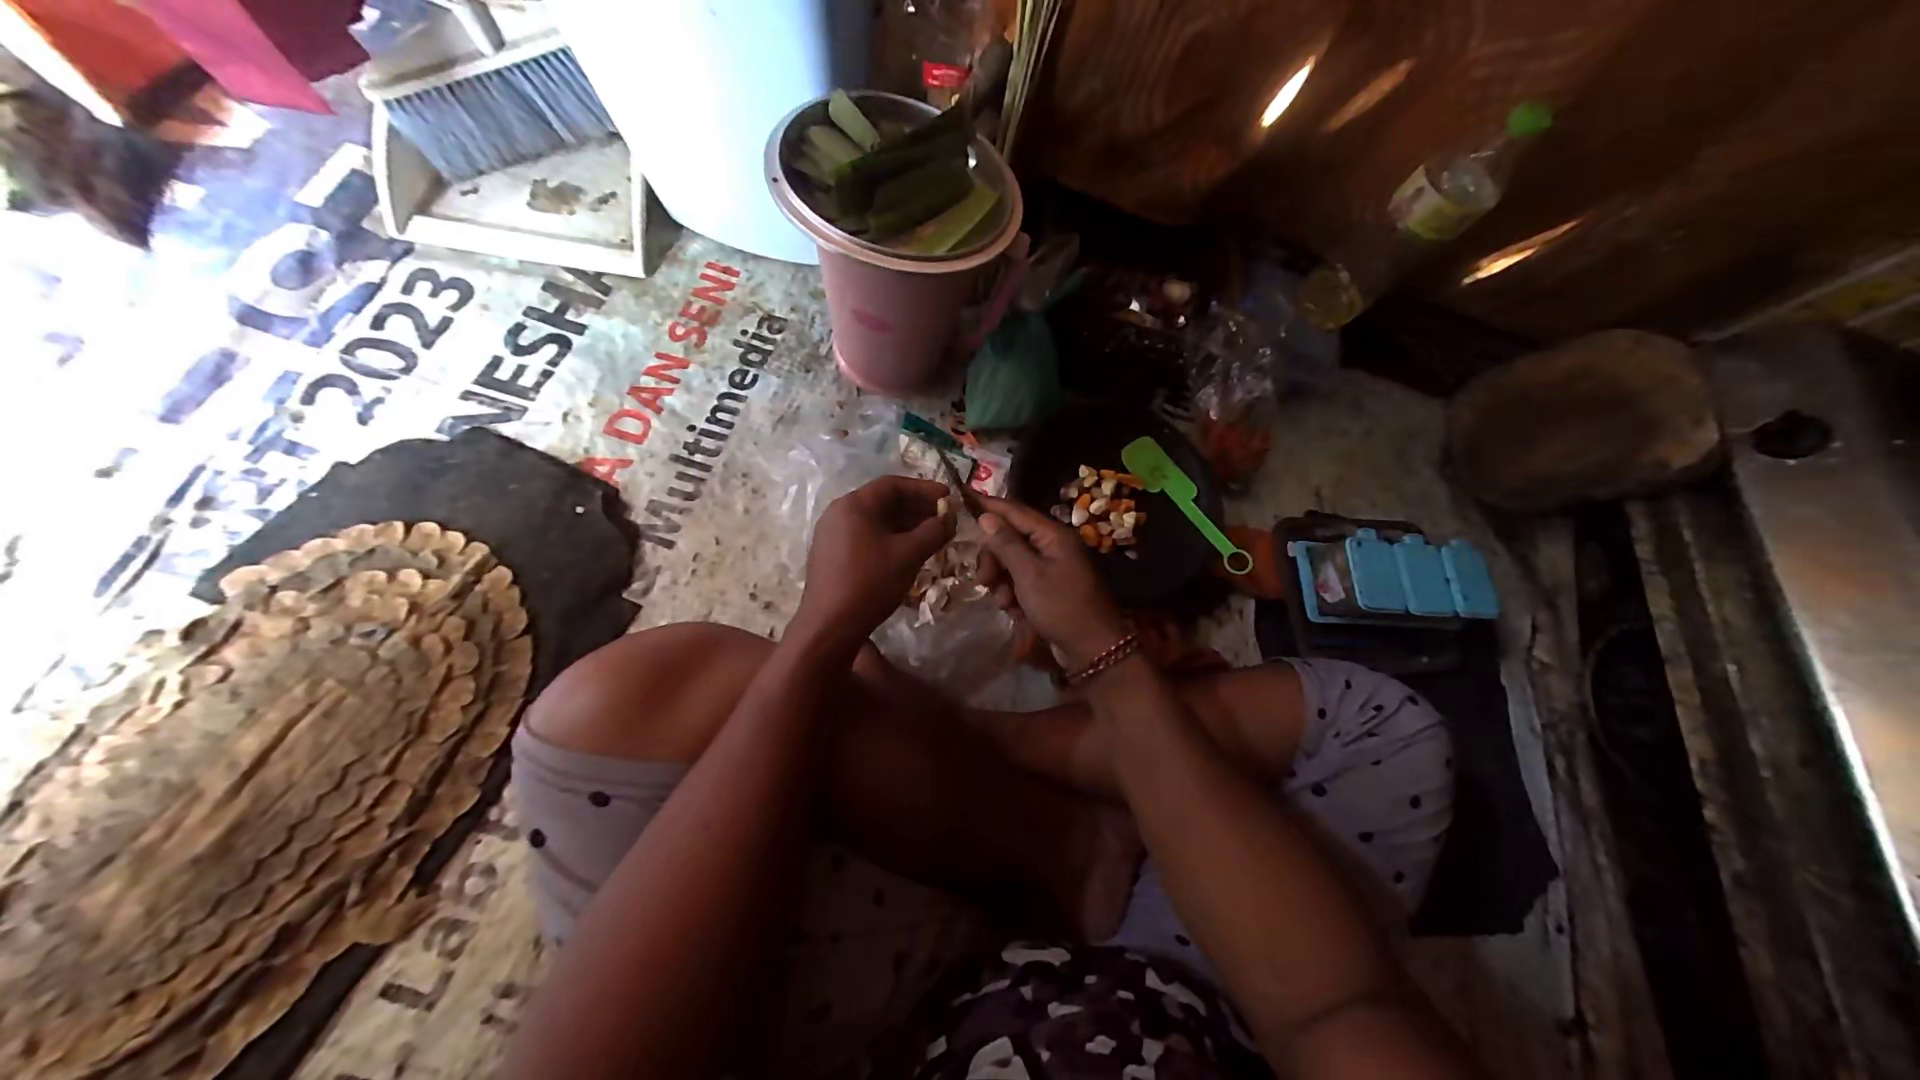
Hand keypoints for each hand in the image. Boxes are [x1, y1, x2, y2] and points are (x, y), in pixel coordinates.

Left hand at [791, 476, 954, 652]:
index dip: (924, 489)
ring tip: (932, 537)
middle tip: (944, 518)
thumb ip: (934, 531)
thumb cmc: (870, 583)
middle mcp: (839, 513)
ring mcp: (832, 535)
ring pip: (875, 521)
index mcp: (854, 505)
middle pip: (883, 501)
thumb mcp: (909, 554)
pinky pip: (866, 537)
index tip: (948, 498)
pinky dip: (890, 539)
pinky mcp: (832, 555)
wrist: (830, 625)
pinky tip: (908, 553)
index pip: (893, 484)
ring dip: (905, 525)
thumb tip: (949, 518)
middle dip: (917, 508)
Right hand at [974, 495, 1128, 668]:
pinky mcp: (1049, 588)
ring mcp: (1052, 567)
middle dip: (993, 559)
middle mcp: (1053, 546)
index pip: (1014, 510)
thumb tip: (985, 516)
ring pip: (1012, 563)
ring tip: (1004, 603)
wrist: (1092, 649)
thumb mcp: (1029, 575)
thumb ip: (1006, 544)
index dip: (988, 505)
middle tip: (984, 580)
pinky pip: (1021, 582)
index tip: (962, 498)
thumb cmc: (1061, 607)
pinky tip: (1014, 611)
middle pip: (1010, 539)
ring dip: (1001, 581)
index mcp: (1053, 535)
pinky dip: (1013, 594)